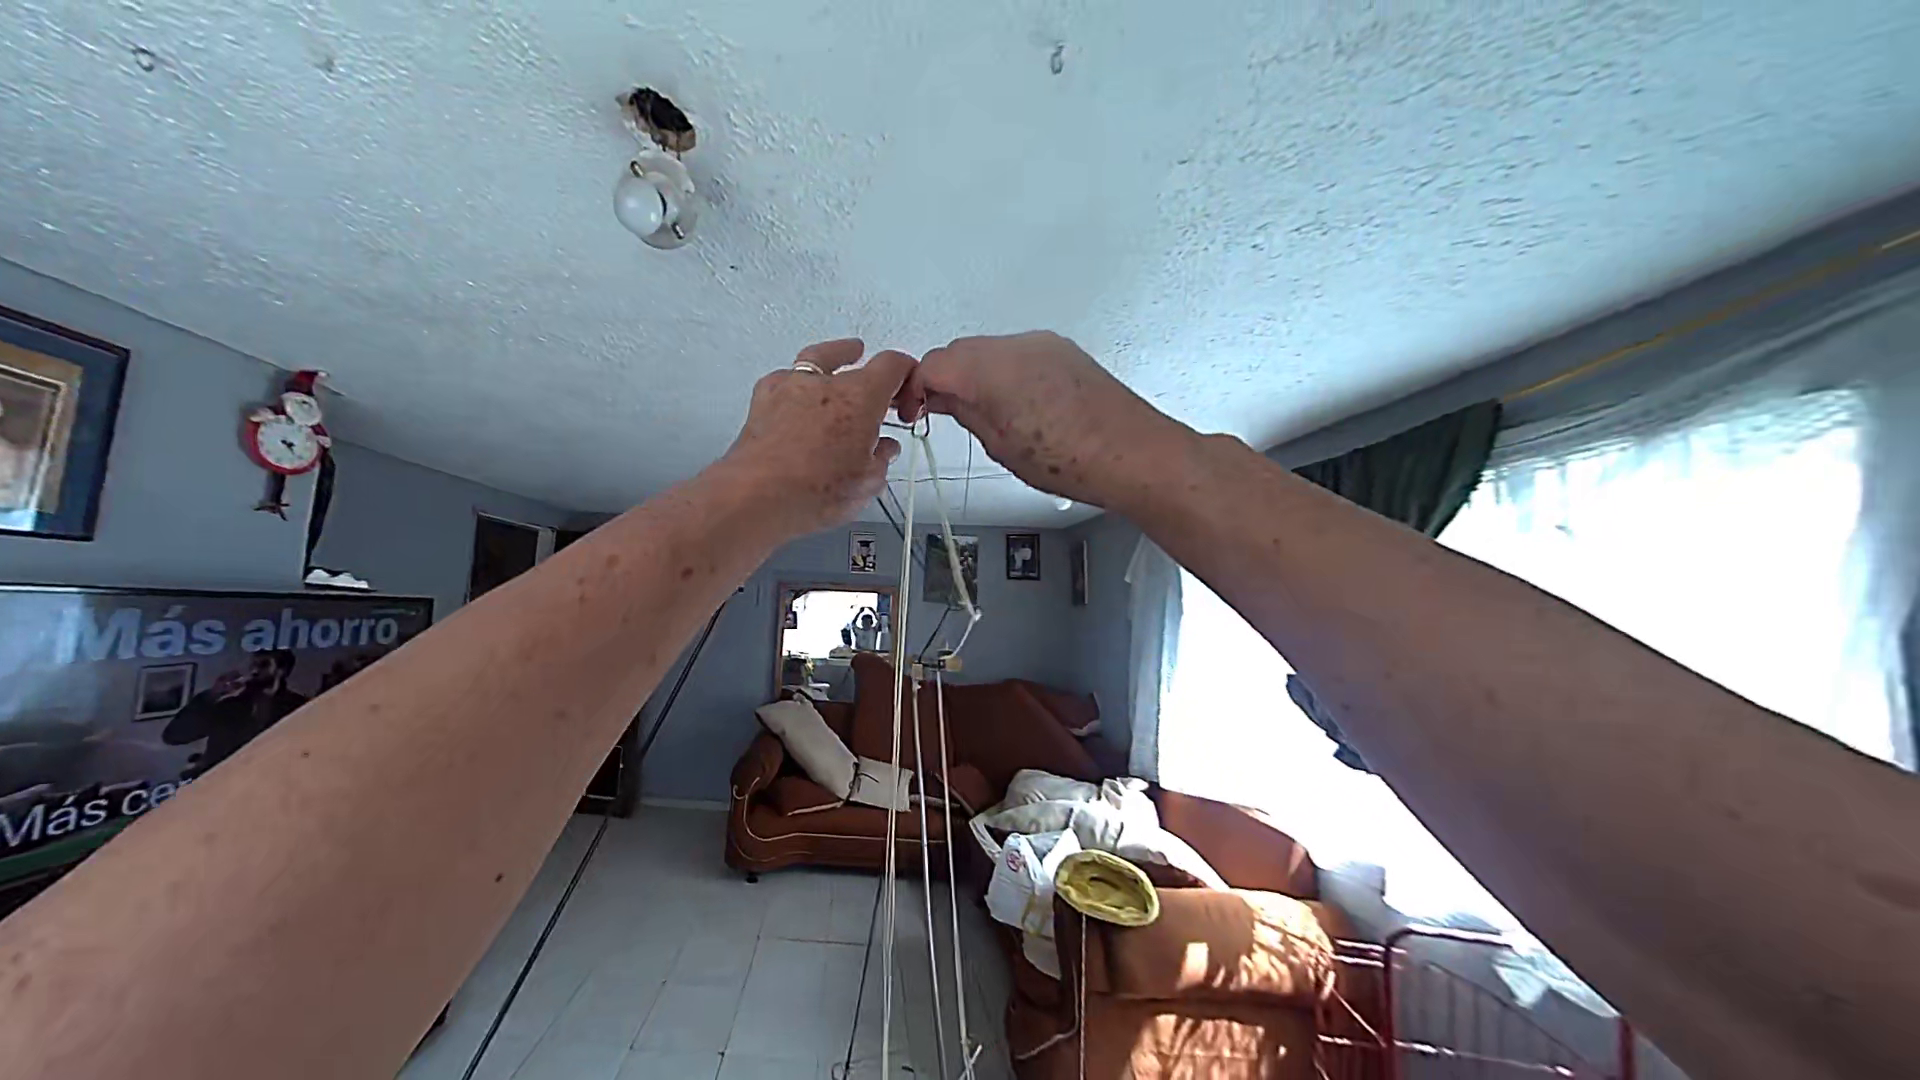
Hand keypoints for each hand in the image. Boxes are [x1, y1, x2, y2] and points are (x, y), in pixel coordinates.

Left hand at [718, 338, 911, 534]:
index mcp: (860, 397)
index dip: (907, 373)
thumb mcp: (868, 482)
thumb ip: (880, 459)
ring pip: (815, 360)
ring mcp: (790, 388)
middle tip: (880, 388)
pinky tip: (798, 392)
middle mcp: (825, 384)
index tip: (908, 390)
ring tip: (841, 360)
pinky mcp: (762, 402)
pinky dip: (796, 383)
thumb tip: (881, 452)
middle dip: (873, 373)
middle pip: (855, 360)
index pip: (893, 365)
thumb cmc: (813, 489)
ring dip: (832, 360)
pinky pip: (784, 379)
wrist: (758, 496)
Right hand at [899, 331, 1191, 508]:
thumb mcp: (1002, 446)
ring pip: (988, 350)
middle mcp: (1017, 346)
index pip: (934, 365)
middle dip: (944, 379)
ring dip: (973, 374)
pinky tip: (1012, 403)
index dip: (915, 388)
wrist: (1132, 452)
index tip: (914, 409)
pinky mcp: (1061, 350)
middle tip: (942, 412)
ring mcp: (1042, 344)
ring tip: (981, 413)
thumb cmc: (1074, 459)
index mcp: (993, 370)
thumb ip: (966, 413)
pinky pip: (1016, 352)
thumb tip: (946, 400)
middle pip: (959, 351)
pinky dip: (1002, 371)